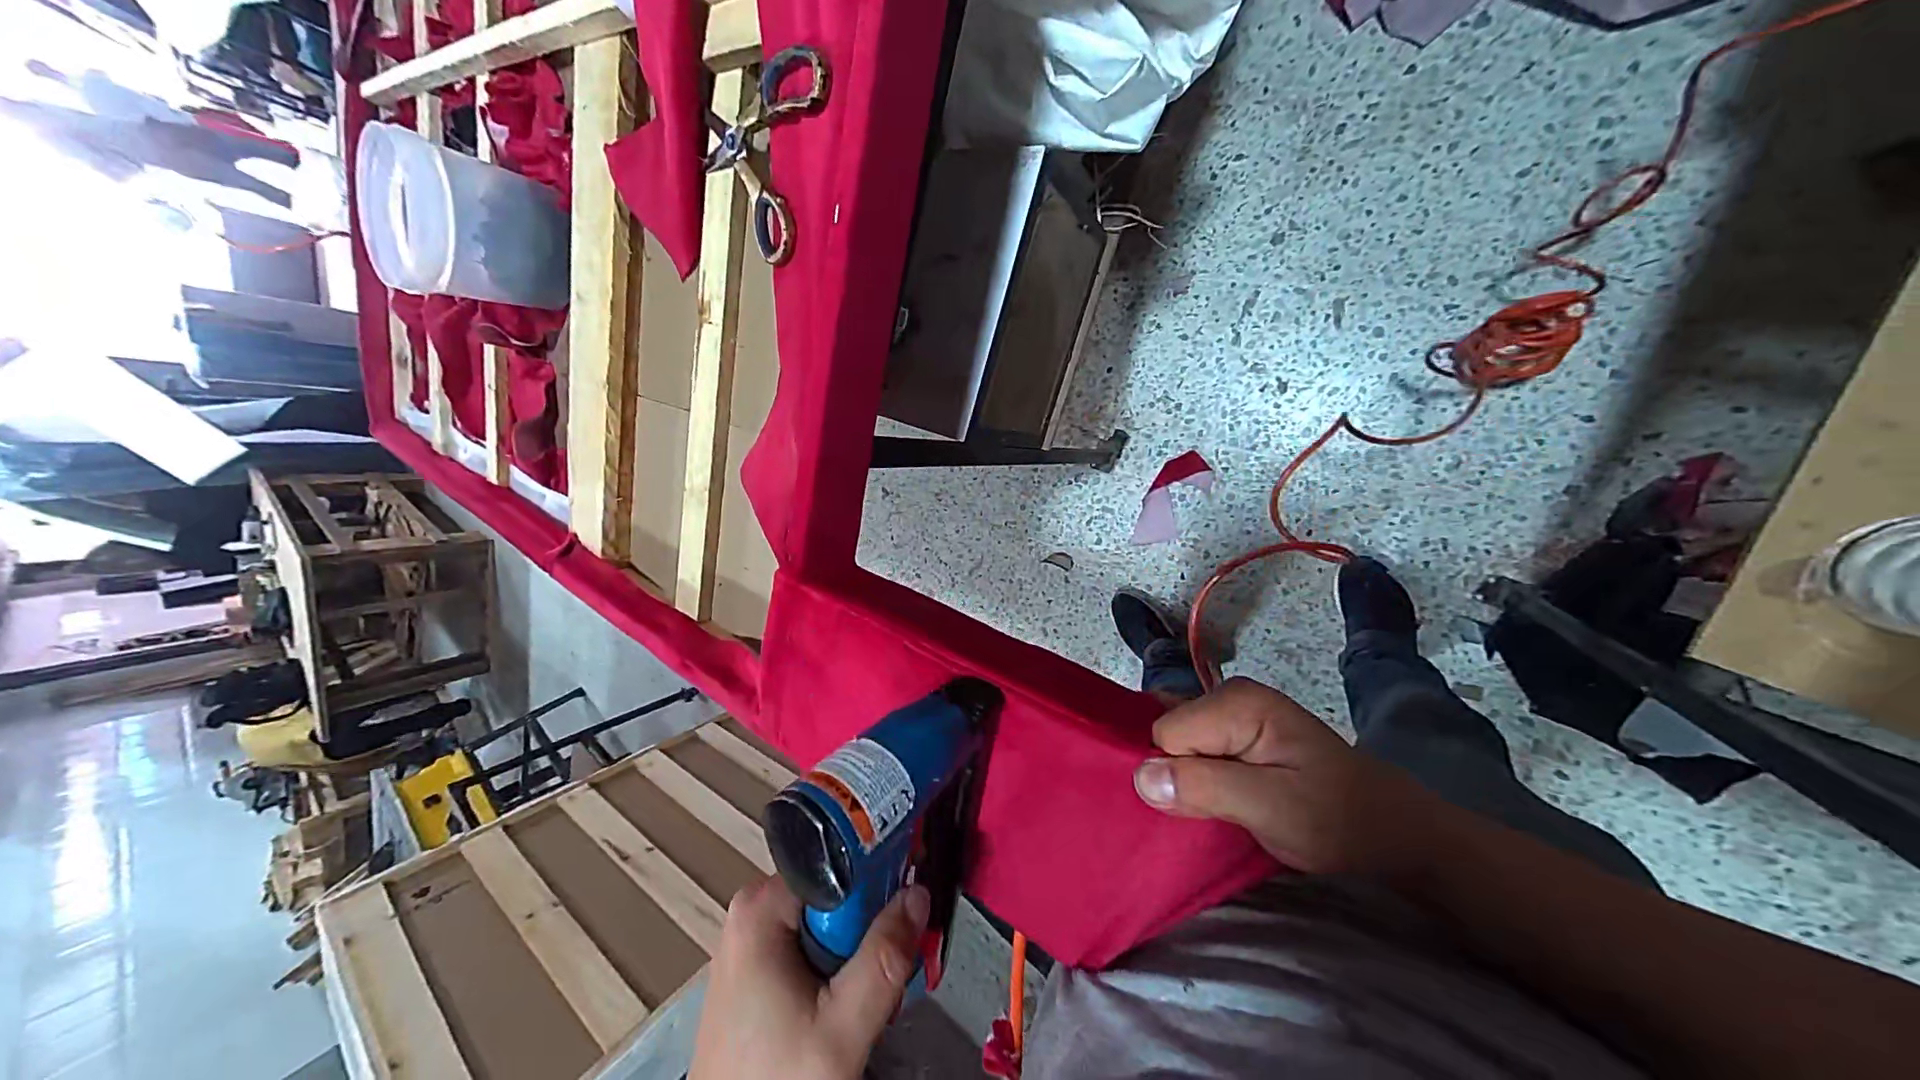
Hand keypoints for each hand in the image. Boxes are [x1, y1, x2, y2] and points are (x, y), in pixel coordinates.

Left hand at [690, 876, 930, 1079]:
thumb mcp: (842, 1027)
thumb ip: (884, 958)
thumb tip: (918, 896)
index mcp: (760, 907)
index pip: (837, 862)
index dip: (878, 880)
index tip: (907, 902)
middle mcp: (751, 913)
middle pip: (836, 894)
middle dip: (868, 929)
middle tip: (885, 972)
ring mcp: (753, 941)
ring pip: (829, 923)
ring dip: (856, 955)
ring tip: (862, 1001)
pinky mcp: (758, 968)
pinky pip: (812, 946)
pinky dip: (836, 970)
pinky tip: (842, 1008)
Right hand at [1133, 676, 1458, 877]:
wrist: (1392, 831)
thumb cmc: (1338, 819)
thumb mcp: (1274, 809)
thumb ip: (1206, 787)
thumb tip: (1140, 776)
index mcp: (1238, 701)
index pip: (1167, 734)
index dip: (1184, 775)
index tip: (1220, 803)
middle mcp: (1227, 695)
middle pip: (1168, 736)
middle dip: (1185, 777)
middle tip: (1230, 808)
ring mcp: (1230, 714)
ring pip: (1175, 745)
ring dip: (1191, 781)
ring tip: (1230, 806)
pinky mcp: (1233, 734)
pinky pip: (1191, 750)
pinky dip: (1196, 777)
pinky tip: (1221, 797)